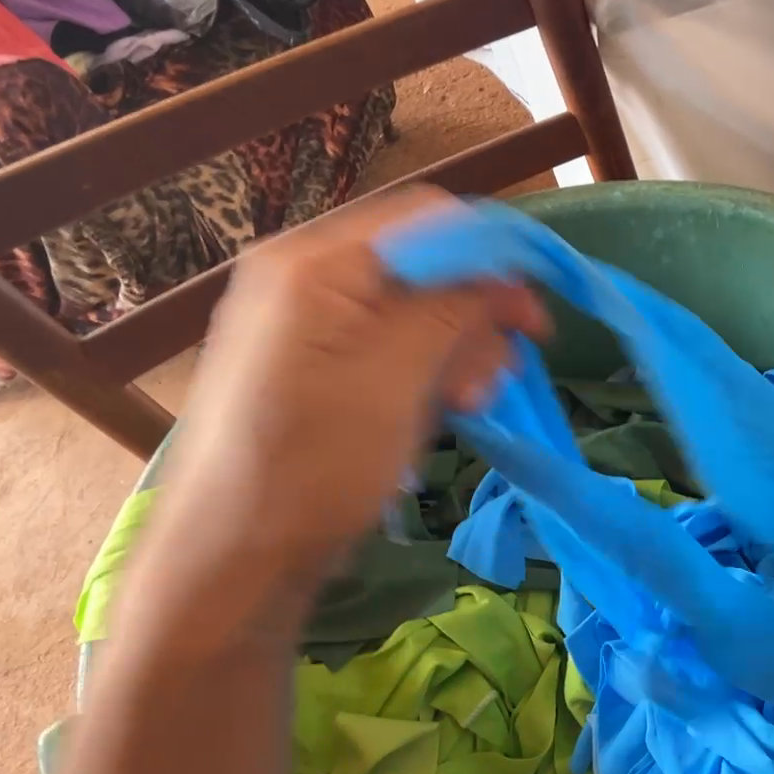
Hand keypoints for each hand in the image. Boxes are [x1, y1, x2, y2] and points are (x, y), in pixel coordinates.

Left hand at [168, 184, 548, 561]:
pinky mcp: (319, 361)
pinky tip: (445, 407)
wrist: (238, 554)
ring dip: (459, 347)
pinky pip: (395, 343)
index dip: (494, 256)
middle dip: (476, 313)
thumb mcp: (395, 381)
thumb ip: (450, 311)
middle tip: (502, 374)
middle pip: (425, 264)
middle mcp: (308, 277)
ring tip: (471, 402)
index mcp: (315, 265)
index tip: (535, 317)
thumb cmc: (316, 465)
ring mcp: (310, 321)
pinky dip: (431, 368)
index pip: (428, 219)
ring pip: (417, 307)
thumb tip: (504, 274)